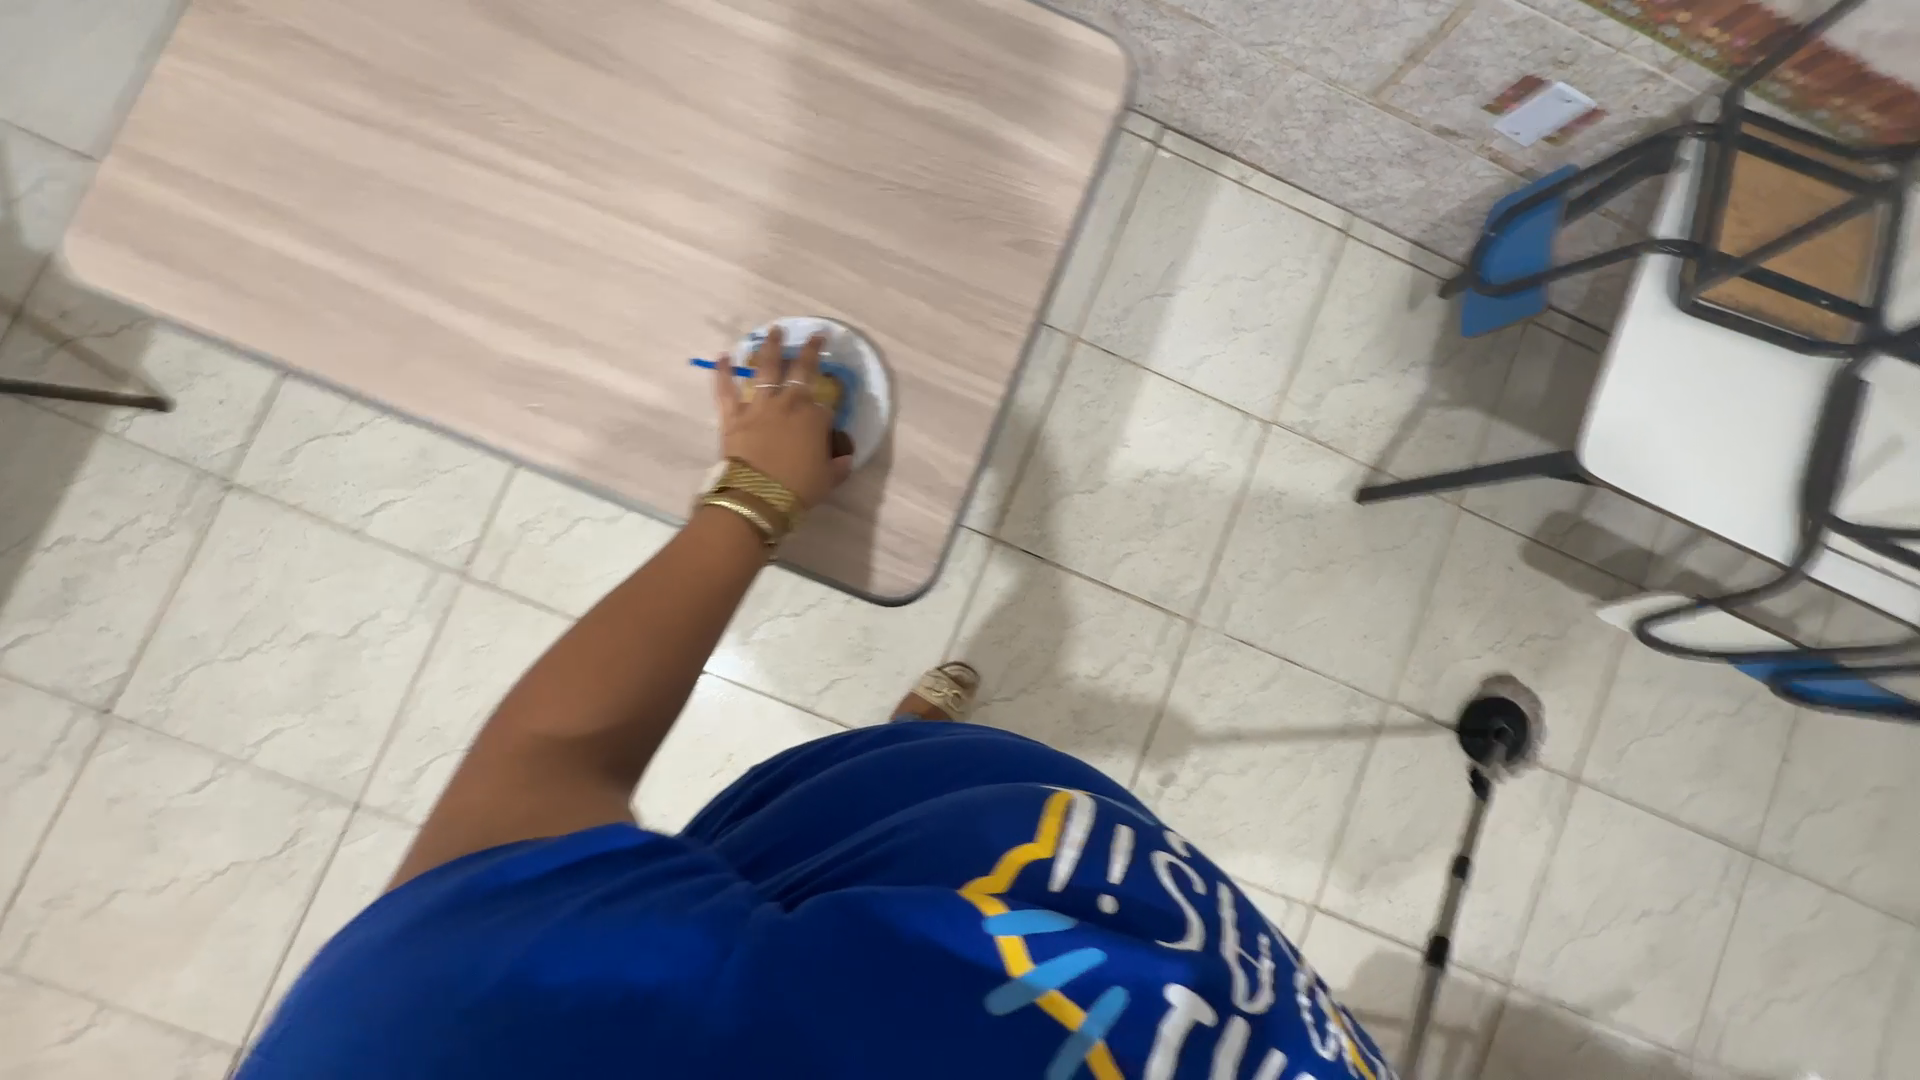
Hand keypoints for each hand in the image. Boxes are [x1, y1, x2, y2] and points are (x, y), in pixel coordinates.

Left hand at [710, 326, 854, 510]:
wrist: (757, 497)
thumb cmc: (798, 489)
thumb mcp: (828, 479)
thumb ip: (838, 465)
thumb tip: (845, 458)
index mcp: (815, 419)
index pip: (827, 404)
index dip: (832, 399)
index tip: (835, 396)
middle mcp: (789, 404)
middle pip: (802, 371)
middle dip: (811, 352)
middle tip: (816, 336)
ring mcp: (759, 406)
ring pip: (766, 369)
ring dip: (771, 348)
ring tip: (774, 331)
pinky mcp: (733, 415)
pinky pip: (726, 389)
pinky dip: (723, 372)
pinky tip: (724, 356)